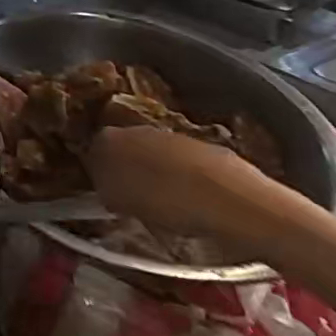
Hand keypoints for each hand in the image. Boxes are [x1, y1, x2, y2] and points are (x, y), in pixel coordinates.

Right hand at [86, 126, 293, 247]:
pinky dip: (190, 180)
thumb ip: (106, 190)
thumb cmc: (169, 205)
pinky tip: (199, 203)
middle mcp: (137, 129)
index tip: (106, 190)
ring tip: (170, 203)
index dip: (99, 171)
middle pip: (126, 148)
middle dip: (129, 167)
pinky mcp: (211, 148)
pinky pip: (189, 165)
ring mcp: (177, 137)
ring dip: (161, 173)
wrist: (242, 206)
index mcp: (107, 137)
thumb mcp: (120, 204)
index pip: (92, 151)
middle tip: (135, 196)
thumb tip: (106, 188)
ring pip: (158, 155)